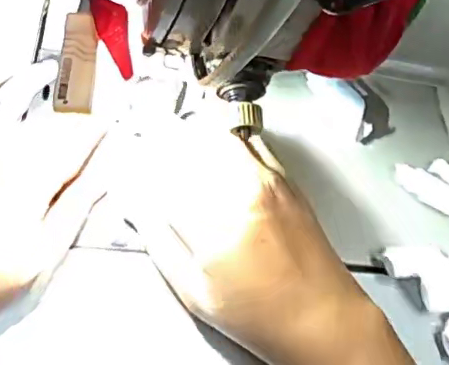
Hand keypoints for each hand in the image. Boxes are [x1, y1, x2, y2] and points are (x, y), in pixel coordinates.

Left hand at [0, 70, 108, 350]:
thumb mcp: (36, 265)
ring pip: (14, 94)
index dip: (108, 124)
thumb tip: (111, 164)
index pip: (84, 140)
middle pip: (55, 115)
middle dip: (85, 99)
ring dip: (39, 76)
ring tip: (56, 69)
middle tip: (103, 88)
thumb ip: (76, 209)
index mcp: (32, 185)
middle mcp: (3, 154)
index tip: (124, 116)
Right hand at [120, 117, 410, 364]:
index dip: (142, 171)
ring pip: (221, 137)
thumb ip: (164, 246)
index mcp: (217, 225)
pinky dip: (226, 137)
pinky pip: (250, 141)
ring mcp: (268, 179)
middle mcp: (244, 192)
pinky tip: (215, 144)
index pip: (166, 181)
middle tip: (148, 144)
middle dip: (164, 143)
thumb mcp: (197, 293)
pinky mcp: (284, 175)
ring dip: (194, 134)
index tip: (129, 167)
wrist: (318, 312)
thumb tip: (143, 213)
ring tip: (175, 140)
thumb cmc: (265, 314)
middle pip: (193, 148)